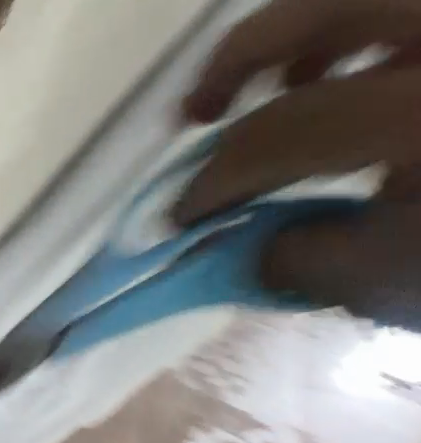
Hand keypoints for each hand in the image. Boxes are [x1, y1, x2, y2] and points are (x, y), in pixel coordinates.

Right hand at [177, 0, 420, 327]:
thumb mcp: (398, 281)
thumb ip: (301, 258)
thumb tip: (238, 240)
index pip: (276, 134)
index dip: (210, 179)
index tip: (180, 220)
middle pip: (323, 9)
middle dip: (239, 60)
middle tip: (199, 114)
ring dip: (318, 33)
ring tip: (291, 83)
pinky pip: (413, 22)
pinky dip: (385, 34)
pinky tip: (377, 71)